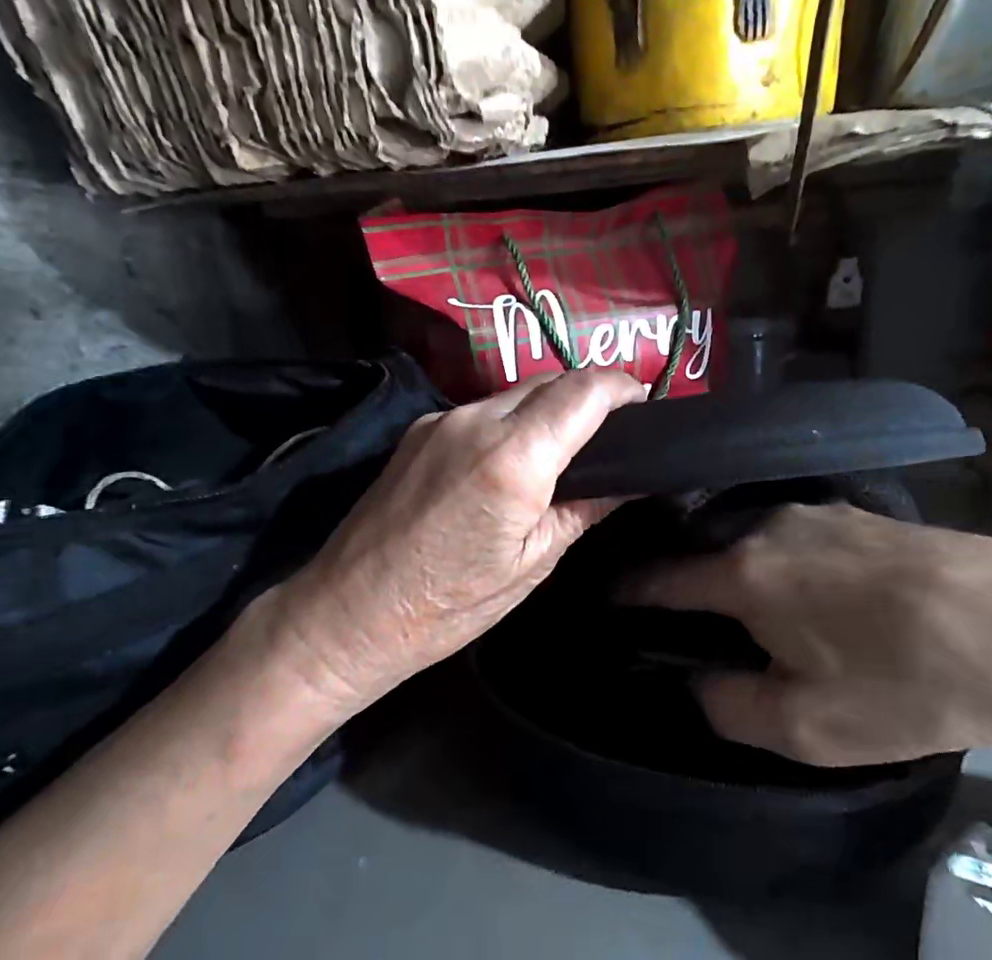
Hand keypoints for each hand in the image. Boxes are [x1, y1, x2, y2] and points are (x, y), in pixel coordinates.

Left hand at [253, 369, 645, 711]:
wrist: (348, 612)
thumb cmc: (449, 604)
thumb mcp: (533, 564)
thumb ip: (585, 507)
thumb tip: (628, 478)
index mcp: (514, 458)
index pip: (583, 390)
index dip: (622, 387)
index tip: (643, 404)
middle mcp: (476, 420)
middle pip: (550, 381)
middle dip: (588, 396)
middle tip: (611, 433)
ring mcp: (442, 420)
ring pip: (515, 393)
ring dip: (548, 408)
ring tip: (564, 449)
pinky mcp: (419, 428)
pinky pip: (482, 410)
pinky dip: (511, 422)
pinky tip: (511, 460)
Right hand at [635, 503, 991, 765]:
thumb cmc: (909, 682)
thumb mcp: (810, 727)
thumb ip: (730, 707)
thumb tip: (699, 682)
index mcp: (744, 573)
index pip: (662, 579)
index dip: (632, 593)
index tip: (612, 601)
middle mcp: (770, 527)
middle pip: (709, 557)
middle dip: (694, 590)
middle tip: (701, 630)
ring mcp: (821, 512)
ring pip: (757, 545)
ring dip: (748, 576)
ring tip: (767, 618)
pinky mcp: (864, 513)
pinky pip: (802, 539)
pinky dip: (791, 565)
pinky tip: (824, 596)